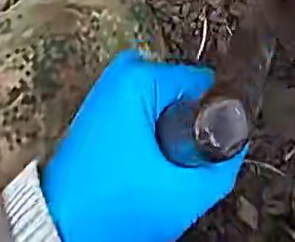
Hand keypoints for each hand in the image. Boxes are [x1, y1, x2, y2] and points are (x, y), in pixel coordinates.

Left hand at [40, 50, 243, 241]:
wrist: (53, 233)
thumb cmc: (110, 209)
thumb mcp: (180, 194)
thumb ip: (223, 165)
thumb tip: (241, 143)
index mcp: (140, 76)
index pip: (203, 85)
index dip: (211, 120)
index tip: (202, 152)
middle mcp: (125, 69)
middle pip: (185, 92)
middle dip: (188, 127)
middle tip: (175, 165)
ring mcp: (111, 84)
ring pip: (168, 101)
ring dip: (171, 131)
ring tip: (156, 167)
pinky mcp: (103, 102)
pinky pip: (148, 107)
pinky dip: (153, 131)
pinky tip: (143, 162)